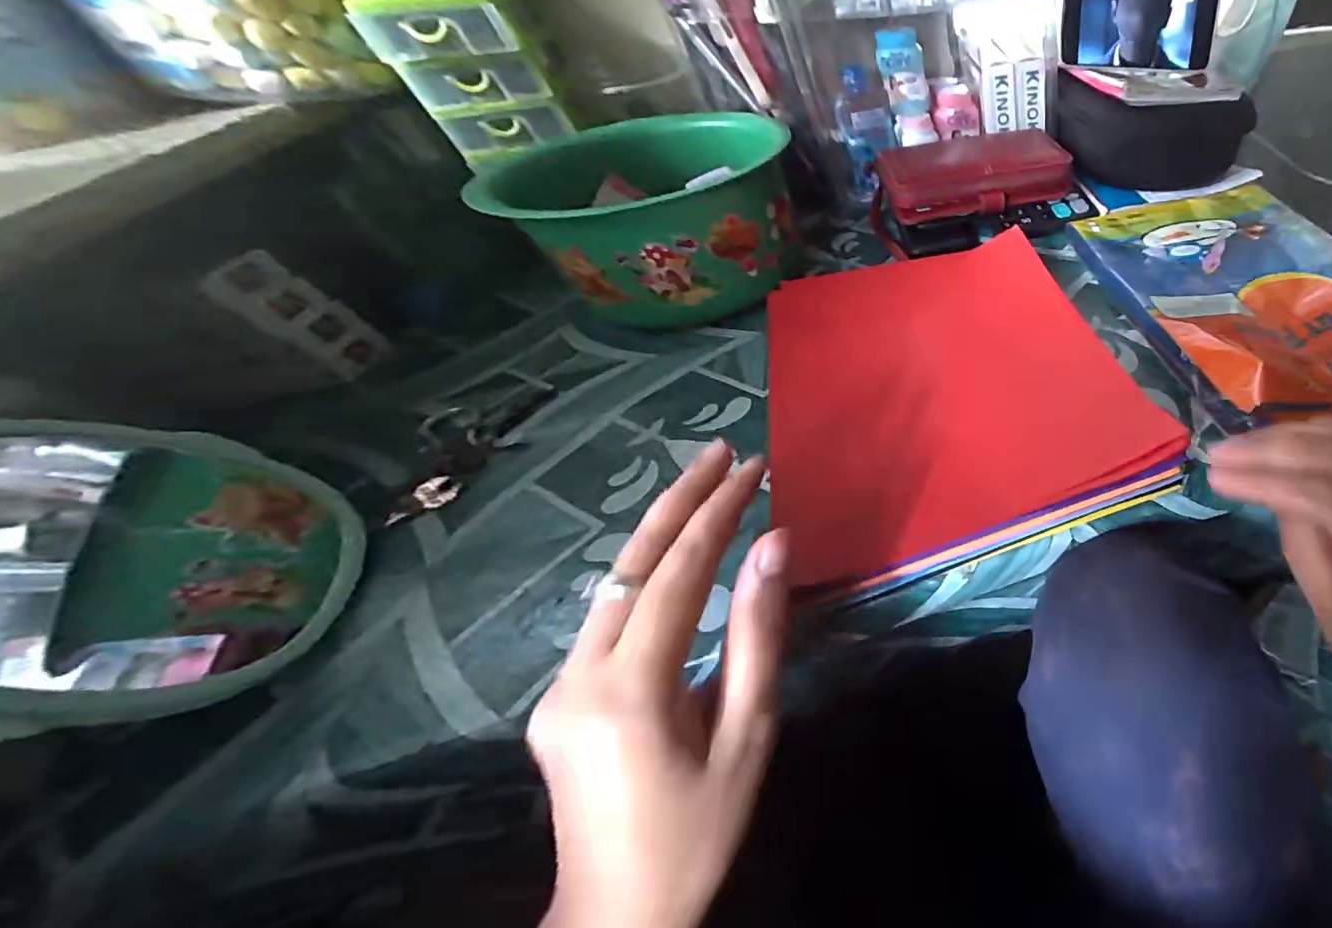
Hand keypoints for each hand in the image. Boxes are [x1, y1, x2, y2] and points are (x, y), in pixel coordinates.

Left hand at [527, 440, 787, 927]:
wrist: (614, 916)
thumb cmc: (697, 832)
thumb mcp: (747, 735)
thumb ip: (757, 636)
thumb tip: (773, 547)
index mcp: (630, 690)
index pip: (678, 573)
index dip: (719, 513)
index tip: (754, 468)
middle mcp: (579, 675)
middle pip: (633, 563)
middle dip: (681, 498)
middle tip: (722, 450)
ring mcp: (559, 685)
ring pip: (615, 583)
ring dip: (663, 528)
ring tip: (706, 483)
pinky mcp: (558, 695)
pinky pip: (609, 615)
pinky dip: (649, 572)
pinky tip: (677, 552)